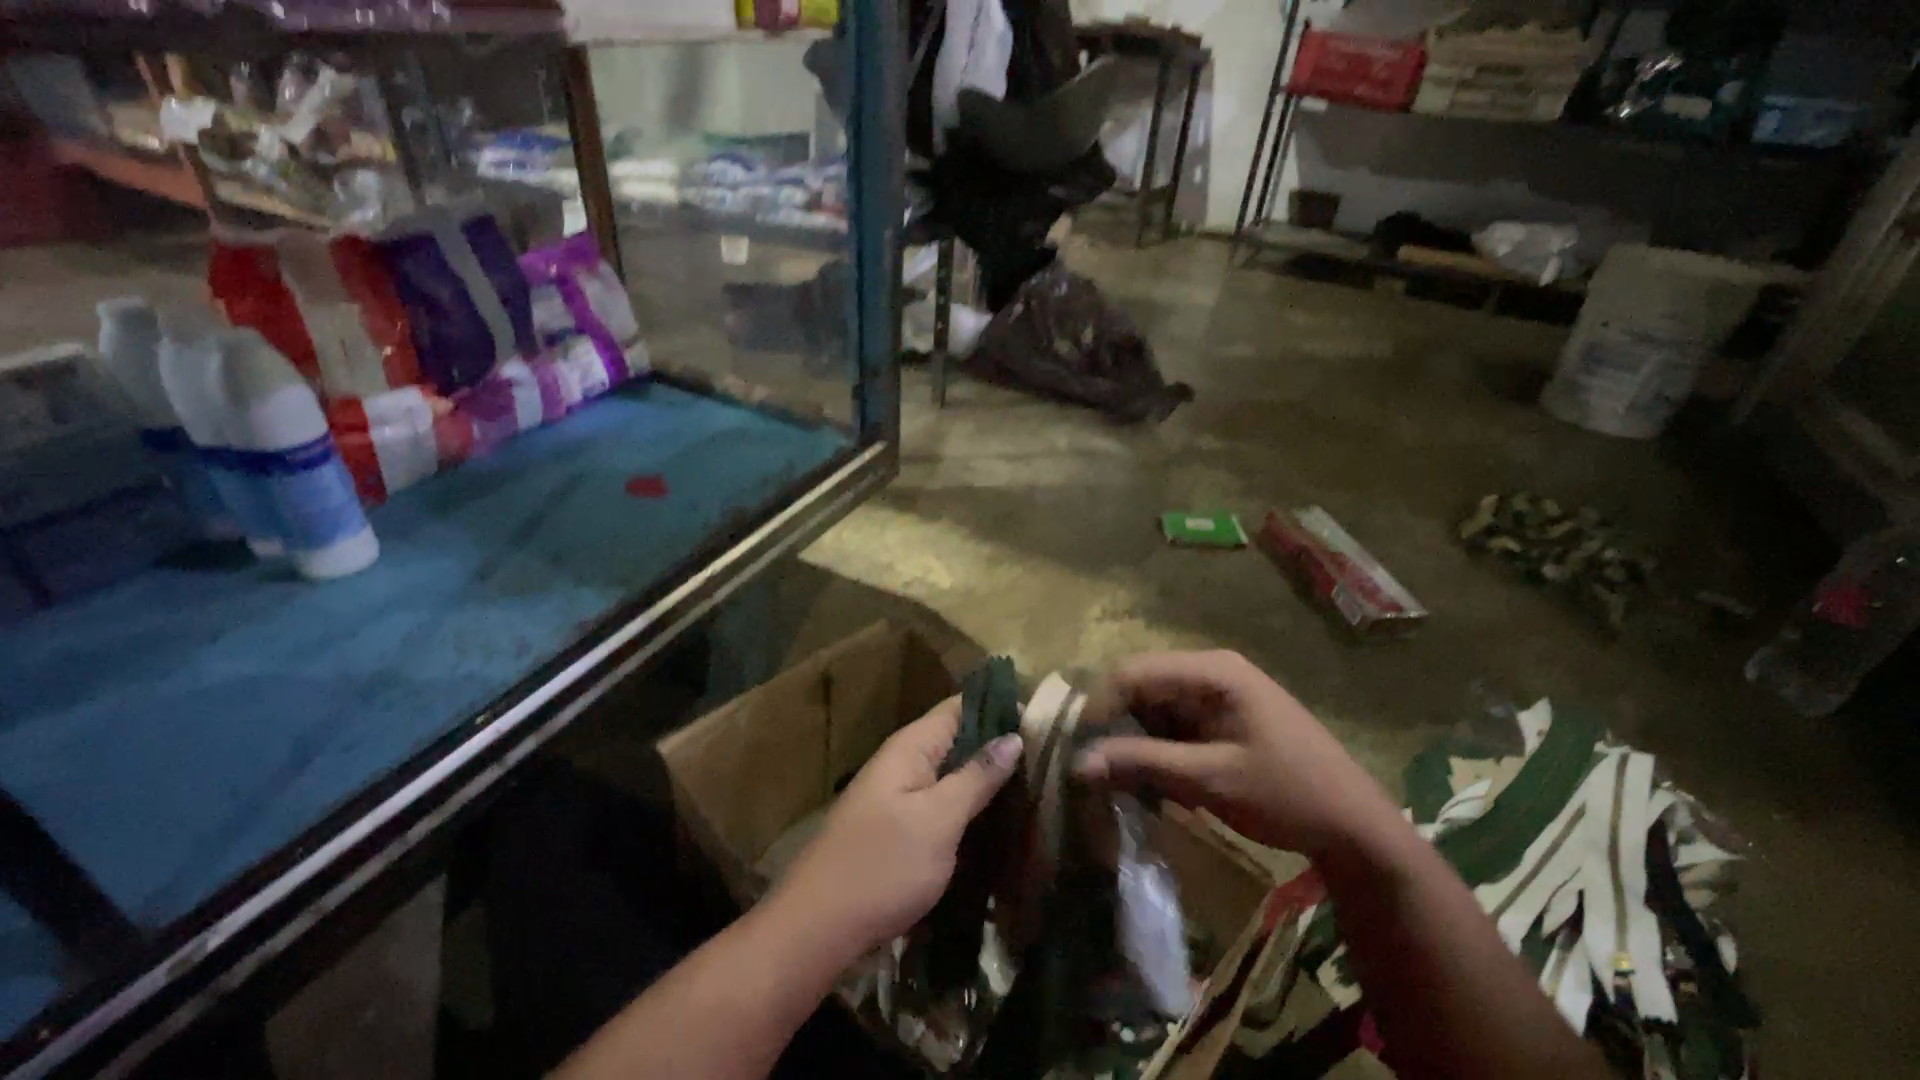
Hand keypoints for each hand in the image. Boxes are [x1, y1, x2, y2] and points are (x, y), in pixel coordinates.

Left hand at [771, 696, 1022, 959]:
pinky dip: (970, 810)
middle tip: (1055, 755)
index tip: (1046, 712)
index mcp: (910, 749)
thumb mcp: (938, 819)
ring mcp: (899, 800)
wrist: (819, 928)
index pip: (959, 707)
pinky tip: (1002, 822)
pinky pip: (943, 807)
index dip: (1000, 704)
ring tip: (1040, 785)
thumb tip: (1013, 736)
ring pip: (952, 776)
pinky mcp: (900, 833)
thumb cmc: (882, 866)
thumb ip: (976, 777)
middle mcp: (903, 765)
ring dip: (988, 781)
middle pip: (958, 741)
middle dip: (1000, 745)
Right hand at [1076, 650, 1401, 858]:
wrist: (1354, 827)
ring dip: (1132, 746)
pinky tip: (1150, 788)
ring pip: (1151, 712)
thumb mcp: (1209, 779)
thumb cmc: (1287, 794)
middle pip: (1139, 689)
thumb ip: (1141, 764)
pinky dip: (1155, 755)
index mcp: (1212, 671)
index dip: (1099, 710)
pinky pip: (1171, 730)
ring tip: (1119, 786)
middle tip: (1094, 774)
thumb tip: (1076, 763)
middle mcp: (1210, 673)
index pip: (1131, 673)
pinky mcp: (1220, 723)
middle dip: (1113, 729)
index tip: (1078, 755)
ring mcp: (1216, 698)